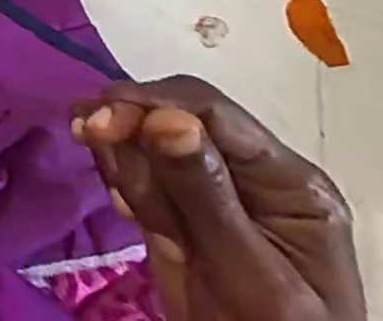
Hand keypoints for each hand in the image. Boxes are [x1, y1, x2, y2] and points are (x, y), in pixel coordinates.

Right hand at [73, 76, 364, 320]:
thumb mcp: (247, 278)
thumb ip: (207, 197)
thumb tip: (166, 119)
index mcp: (286, 179)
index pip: (209, 108)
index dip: (148, 103)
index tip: (96, 124)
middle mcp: (251, 168)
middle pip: (169, 114)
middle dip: (132, 138)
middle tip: (101, 160)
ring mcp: (212, 182)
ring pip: (144, 135)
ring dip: (126, 167)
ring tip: (140, 218)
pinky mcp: (178, 198)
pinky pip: (134, 162)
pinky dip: (120, 178)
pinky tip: (130, 213)